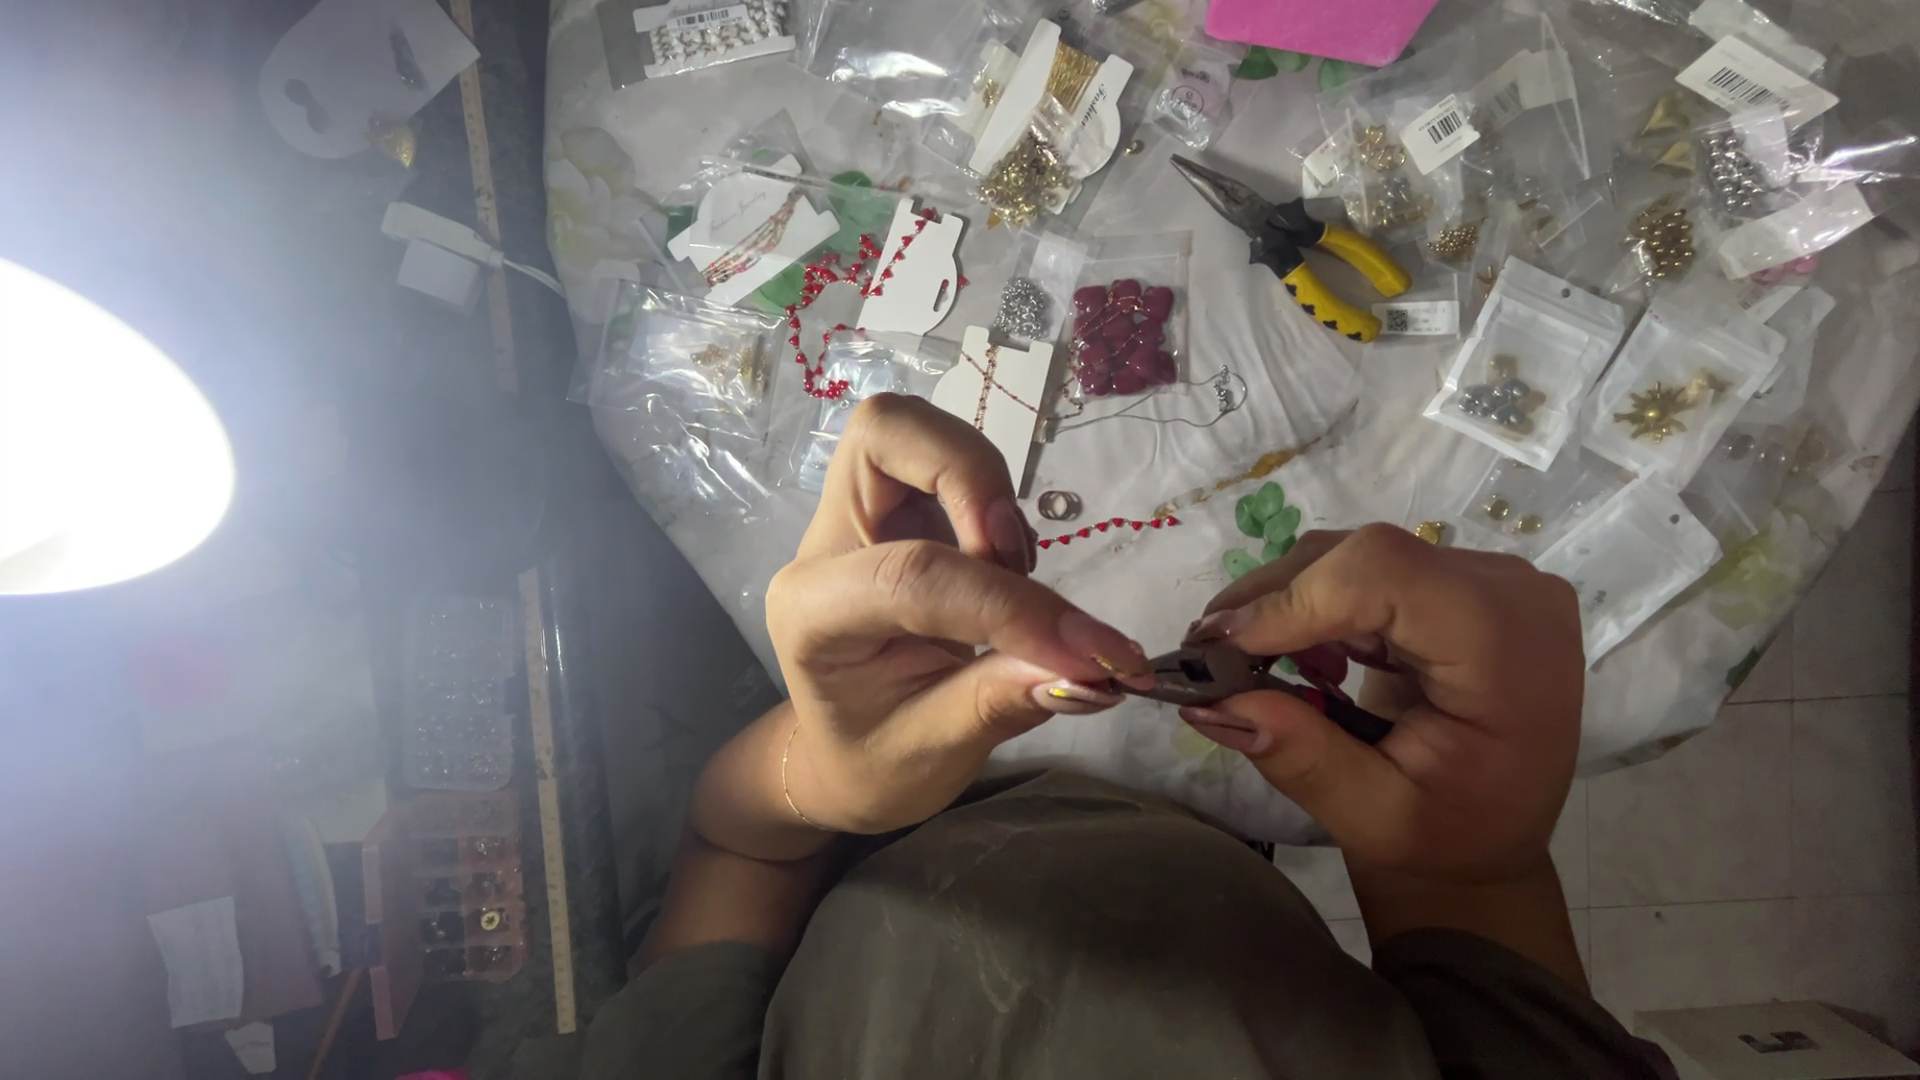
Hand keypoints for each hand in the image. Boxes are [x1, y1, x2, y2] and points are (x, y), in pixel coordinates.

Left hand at [760, 394, 1152, 840]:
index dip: (1012, 606)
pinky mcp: (895, 513)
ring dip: (989, 491)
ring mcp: (858, 518)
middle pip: (887, 431)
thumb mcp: (937, 751)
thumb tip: (1096, 667)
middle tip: (1015, 561)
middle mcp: (826, 547)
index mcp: (813, 614)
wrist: (843, 755)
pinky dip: (994, 501)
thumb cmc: (874, 762)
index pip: (914, 575)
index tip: (1097, 654)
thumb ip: (1007, 698)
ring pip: (918, 432)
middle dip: (973, 475)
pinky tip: (1005, 570)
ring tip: (1013, 579)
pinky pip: (948, 464)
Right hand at [1183, 525, 1582, 883]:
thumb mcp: (1372, 815)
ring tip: (1239, 660)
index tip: (1223, 650)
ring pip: (1341, 555)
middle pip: (1356, 556)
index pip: (1388, 575)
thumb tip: (1210, 701)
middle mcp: (1503, 591)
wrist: (1486, 831)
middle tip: (1206, 657)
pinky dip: (1299, 605)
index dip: (1295, 601)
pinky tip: (1286, 652)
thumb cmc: (1447, 835)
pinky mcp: (1441, 580)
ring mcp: (1474, 578)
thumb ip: (1298, 756)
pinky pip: (1347, 567)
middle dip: (1269, 603)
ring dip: (1276, 603)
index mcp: (1512, 652)